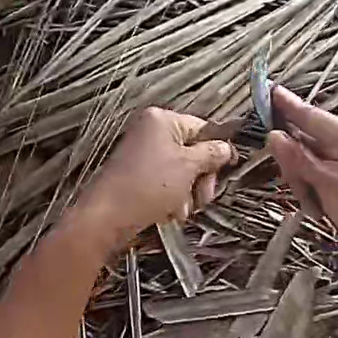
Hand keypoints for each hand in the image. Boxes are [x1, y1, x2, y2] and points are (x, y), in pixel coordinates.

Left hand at [70, 107, 236, 249]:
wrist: (108, 217)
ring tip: (181, 207)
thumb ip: (212, 154)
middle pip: (193, 151)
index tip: (229, 166)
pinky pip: (167, 184)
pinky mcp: (138, 177)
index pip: (202, 128)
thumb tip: (226, 148)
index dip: (218, 149)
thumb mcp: (189, 167)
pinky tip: (170, 212)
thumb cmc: (145, 186)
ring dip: (188, 192)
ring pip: (182, 172)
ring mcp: (143, 155)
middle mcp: (151, 133)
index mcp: (162, 120)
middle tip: (203, 195)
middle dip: (201, 177)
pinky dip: (172, 199)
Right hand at [266, 87, 337, 251]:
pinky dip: (315, 188)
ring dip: (304, 182)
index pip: (308, 115)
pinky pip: (321, 172)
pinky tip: (320, 206)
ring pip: (310, 160)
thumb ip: (298, 159)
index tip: (269, 91)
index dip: (286, 105)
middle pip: (305, 142)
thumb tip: (274, 137)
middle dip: (295, 166)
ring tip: (314, 203)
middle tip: (298, 187)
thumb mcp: (326, 183)